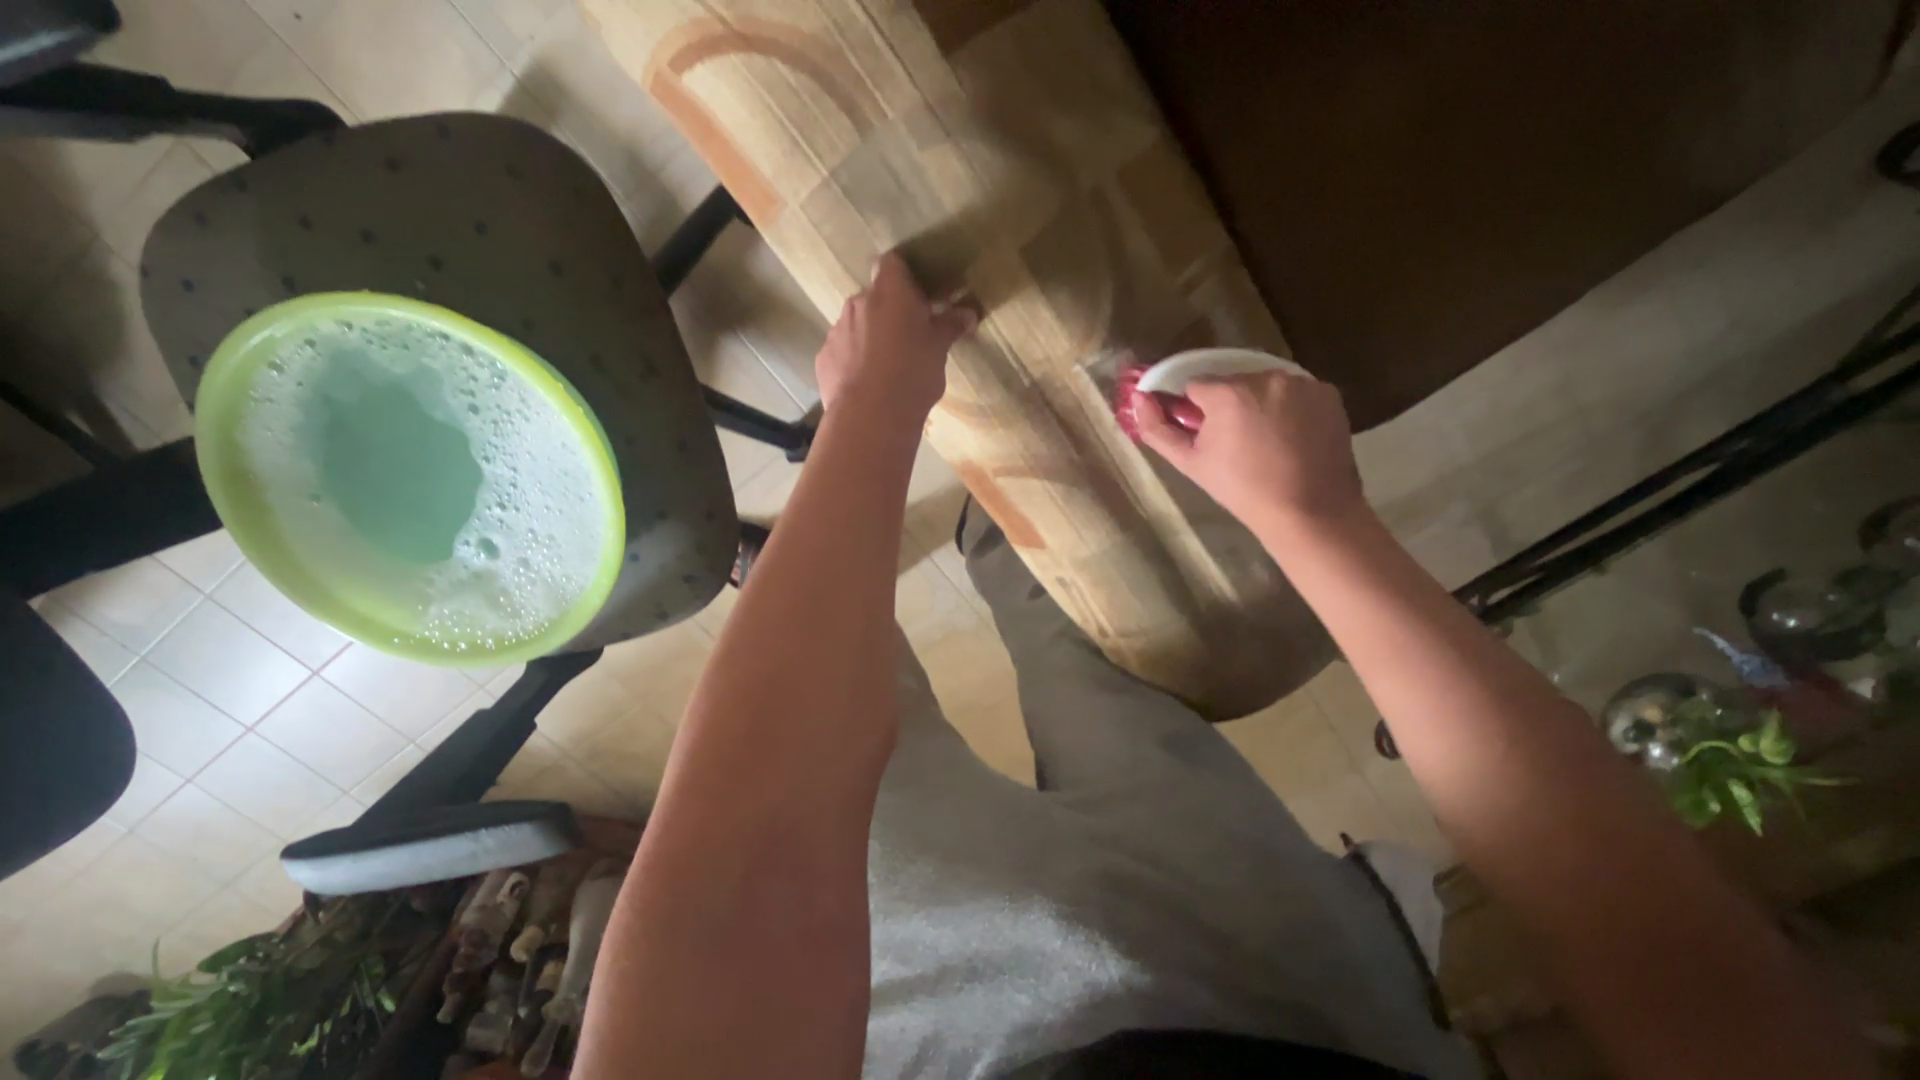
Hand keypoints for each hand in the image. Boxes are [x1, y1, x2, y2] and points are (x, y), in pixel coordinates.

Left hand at [814, 252, 975, 421]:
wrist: (871, 416)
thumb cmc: (913, 373)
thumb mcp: (939, 350)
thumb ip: (950, 326)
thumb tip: (968, 313)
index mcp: (890, 292)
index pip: (892, 263)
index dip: (903, 275)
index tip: (916, 295)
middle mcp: (858, 303)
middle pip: (873, 297)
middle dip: (887, 312)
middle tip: (908, 338)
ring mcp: (836, 330)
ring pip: (856, 325)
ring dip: (869, 337)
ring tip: (887, 367)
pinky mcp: (823, 358)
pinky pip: (842, 352)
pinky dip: (853, 361)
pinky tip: (867, 385)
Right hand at [1133, 370, 1365, 534]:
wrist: (1308, 510)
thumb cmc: (1241, 490)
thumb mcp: (1190, 463)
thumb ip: (1157, 429)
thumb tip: (1139, 398)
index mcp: (1228, 392)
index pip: (1197, 386)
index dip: (1199, 412)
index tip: (1210, 437)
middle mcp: (1265, 377)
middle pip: (1234, 382)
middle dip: (1231, 405)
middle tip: (1240, 443)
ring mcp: (1301, 383)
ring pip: (1266, 385)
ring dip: (1262, 403)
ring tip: (1269, 441)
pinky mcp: (1328, 392)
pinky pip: (1298, 391)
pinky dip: (1293, 407)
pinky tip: (1294, 436)